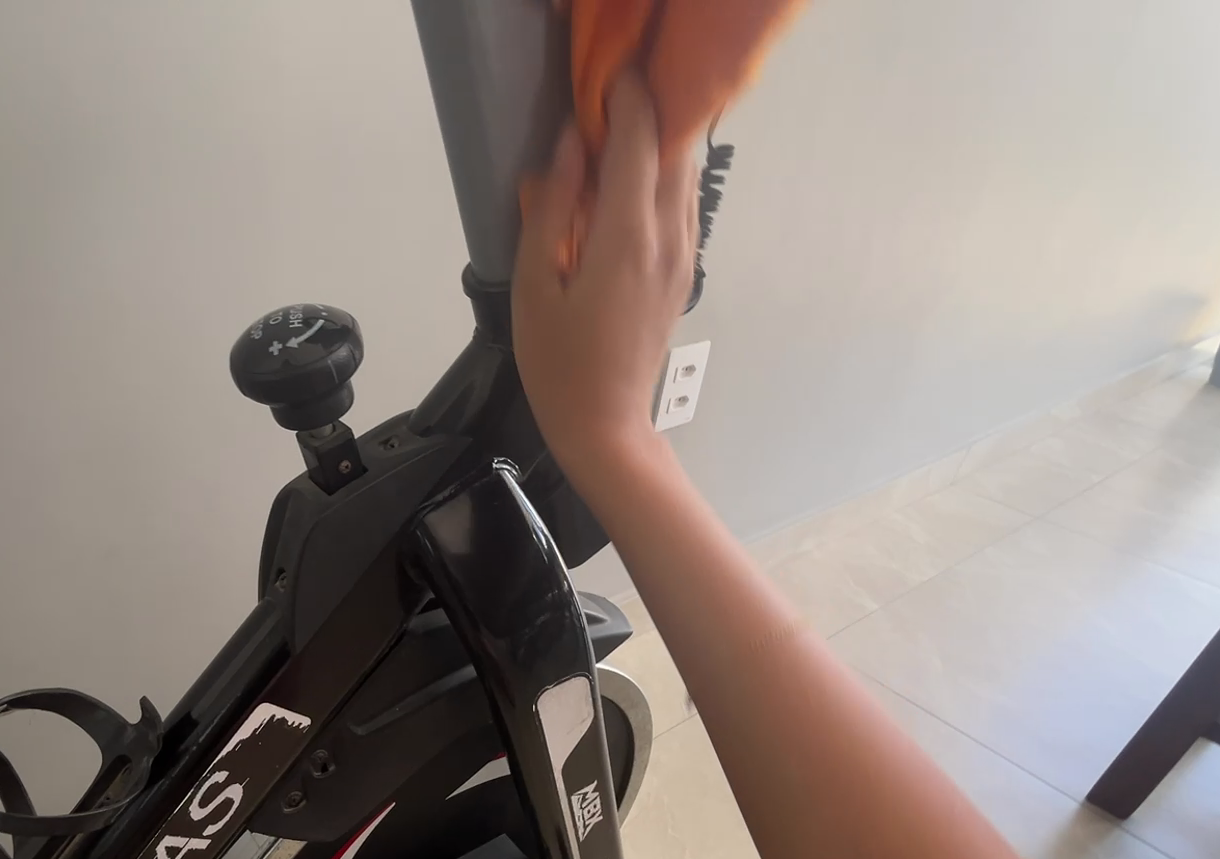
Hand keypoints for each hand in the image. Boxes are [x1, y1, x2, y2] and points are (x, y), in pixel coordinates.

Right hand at [514, 71, 700, 474]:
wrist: (604, 423)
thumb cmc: (556, 362)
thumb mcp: (533, 288)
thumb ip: (549, 212)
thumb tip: (565, 148)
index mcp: (627, 237)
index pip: (640, 138)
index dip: (625, 96)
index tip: (602, 75)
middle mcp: (670, 236)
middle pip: (675, 146)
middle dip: (650, 109)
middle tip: (610, 96)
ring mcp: (685, 255)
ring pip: (686, 174)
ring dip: (660, 142)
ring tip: (619, 134)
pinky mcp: (685, 272)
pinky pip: (683, 204)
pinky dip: (663, 177)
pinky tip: (631, 184)